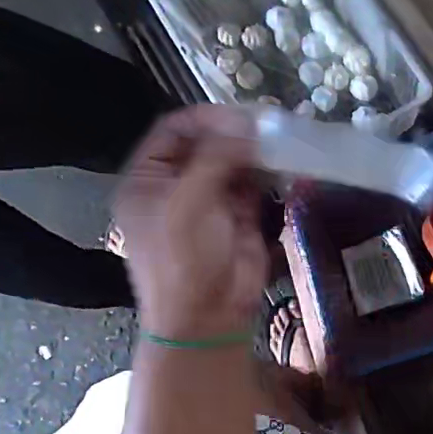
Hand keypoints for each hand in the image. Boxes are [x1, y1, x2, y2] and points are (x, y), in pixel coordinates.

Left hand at [111, 105, 267, 340]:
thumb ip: (216, 158)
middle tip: (267, 123)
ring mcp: (210, 203)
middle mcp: (178, 187)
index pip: (173, 132)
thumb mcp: (189, 203)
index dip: (204, 119)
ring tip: (280, 139)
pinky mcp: (239, 219)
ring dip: (254, 152)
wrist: (208, 317)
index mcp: (148, 181)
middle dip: (234, 133)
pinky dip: (268, 174)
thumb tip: (247, 123)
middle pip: (206, 145)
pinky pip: (253, 187)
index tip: (239, 116)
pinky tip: (284, 163)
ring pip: (233, 164)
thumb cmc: (184, 260)